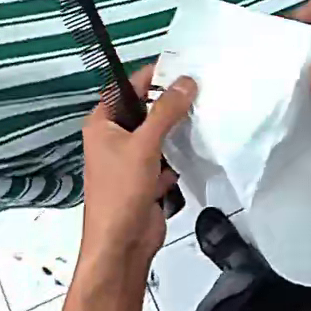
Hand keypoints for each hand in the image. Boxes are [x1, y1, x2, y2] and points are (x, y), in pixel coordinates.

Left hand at [79, 66, 195, 277]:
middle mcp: (113, 137)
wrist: (122, 246)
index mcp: (102, 124)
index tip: (181, 65)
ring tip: (208, 110)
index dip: (151, 75)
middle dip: (170, 102)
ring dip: (177, 128)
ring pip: (158, 134)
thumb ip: (165, 111)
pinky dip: (179, 153)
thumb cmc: (122, 191)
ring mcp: (130, 159)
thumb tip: (187, 80)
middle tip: (202, 87)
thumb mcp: (144, 145)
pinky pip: (166, 156)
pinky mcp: (146, 178)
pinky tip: (201, 144)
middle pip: (144, 110)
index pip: (126, 88)